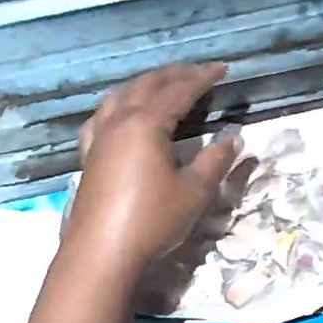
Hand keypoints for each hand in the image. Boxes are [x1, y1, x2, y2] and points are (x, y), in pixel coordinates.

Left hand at [67, 63, 240, 275]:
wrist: (102, 253)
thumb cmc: (152, 220)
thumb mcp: (194, 192)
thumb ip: (215, 161)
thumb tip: (233, 137)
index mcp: (145, 124)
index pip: (178, 91)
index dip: (202, 78)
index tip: (222, 69)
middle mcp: (118, 122)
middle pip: (146, 85)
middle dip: (174, 74)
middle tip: (197, 72)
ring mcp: (99, 139)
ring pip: (120, 96)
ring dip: (144, 85)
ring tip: (161, 85)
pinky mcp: (88, 157)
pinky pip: (100, 119)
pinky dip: (116, 106)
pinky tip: (118, 114)